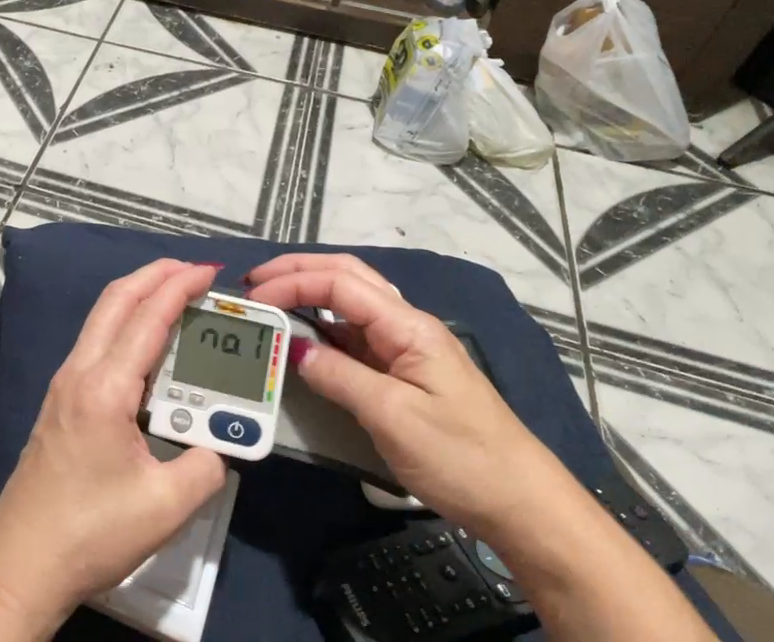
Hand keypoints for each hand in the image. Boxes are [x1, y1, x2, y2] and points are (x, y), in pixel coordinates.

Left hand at [0, 259, 227, 632]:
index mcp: (104, 389)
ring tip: (175, 297)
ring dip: (137, 299)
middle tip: (193, 271)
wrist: (21, 565)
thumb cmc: (91, 532)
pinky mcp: (59, 406)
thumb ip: (205, 466)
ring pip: (100, 321)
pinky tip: (147, 348)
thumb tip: (216, 447)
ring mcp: (62, 388)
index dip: (180, 287)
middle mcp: (78, 375)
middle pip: (114, 302)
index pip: (147, 319)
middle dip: (154, 276)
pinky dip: (124, 327)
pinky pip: (95, 346)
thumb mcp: (166, 506)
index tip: (209, 270)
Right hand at [246, 253, 570, 535]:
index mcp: (409, 327)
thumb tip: (295, 350)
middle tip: (253, 282)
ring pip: (350, 303)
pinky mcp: (403, 373)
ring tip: (269, 300)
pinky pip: (355, 336)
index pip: (341, 283)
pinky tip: (302, 337)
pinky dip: (323, 327)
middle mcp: (407, 326)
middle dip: (298, 271)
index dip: (293, 281)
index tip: (253, 296)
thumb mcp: (393, 418)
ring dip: (309, 293)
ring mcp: (406, 349)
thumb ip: (340, 377)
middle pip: (347, 277)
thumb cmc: (460, 457)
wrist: (520, 502)